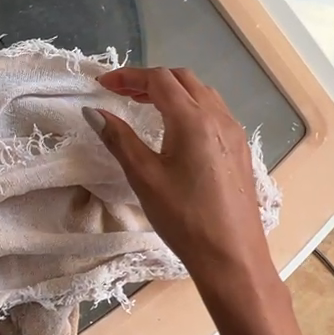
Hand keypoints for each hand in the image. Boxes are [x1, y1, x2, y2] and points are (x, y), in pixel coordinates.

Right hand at [85, 67, 272, 290]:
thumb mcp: (143, 176)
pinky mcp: (240, 150)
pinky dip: (188, 106)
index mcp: (193, 120)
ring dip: (170, 91)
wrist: (233, 258)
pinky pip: (213, 112)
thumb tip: (93, 111)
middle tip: (119, 92)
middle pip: (182, 79)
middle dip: (149, 79)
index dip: (128, 76)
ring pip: (201, 93)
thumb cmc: (184, 217)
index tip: (101, 84)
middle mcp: (218, 118)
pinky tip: (173, 128)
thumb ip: (118, 138)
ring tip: (142, 105)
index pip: (159, 80)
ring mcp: (234, 134)